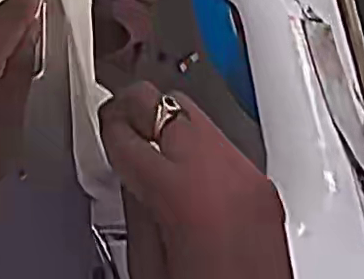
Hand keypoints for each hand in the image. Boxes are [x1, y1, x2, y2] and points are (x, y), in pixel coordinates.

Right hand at [99, 81, 292, 278]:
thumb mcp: (148, 266)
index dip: (107, 125)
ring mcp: (245, 172)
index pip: (128, 131)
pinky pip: (217, 141)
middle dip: (133, 109)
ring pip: (190, 112)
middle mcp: (219, 170)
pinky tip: (181, 170)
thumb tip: (127, 164)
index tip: (102, 126)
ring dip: (165, 123)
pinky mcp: (261, 182)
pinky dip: (194, 146)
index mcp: (182, 193)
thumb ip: (133, 204)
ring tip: (148, 146)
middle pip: (161, 101)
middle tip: (117, 121)